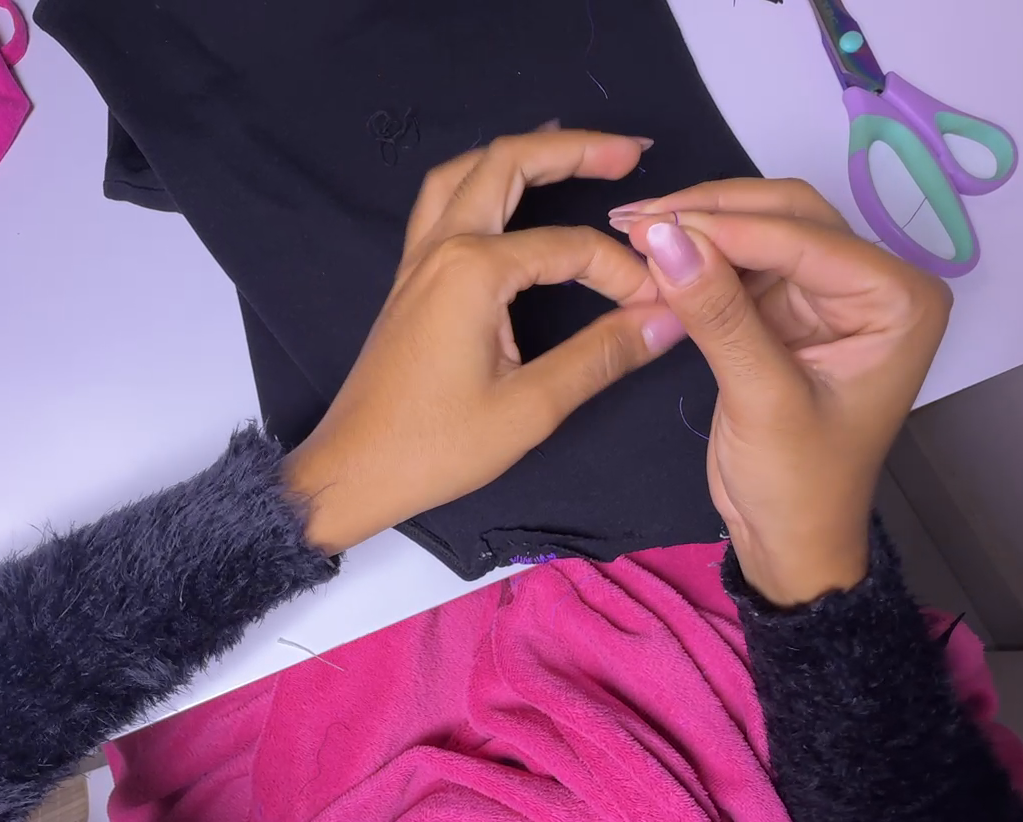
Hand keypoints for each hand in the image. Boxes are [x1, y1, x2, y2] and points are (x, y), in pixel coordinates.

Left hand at [282, 129, 687, 553]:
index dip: (621, 271)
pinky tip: (504, 208)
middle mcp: (440, 250)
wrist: (353, 471)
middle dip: (573, 148)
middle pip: (506, 163)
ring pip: (464, 176)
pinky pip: (441, 209)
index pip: (569, 247)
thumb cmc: (434, 448)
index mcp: (473, 271)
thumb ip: (600, 357)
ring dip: (517, 157)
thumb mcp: (528, 408)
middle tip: (629, 153)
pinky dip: (479, 187)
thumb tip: (669, 318)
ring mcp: (415, 265)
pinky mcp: (406, 287)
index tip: (655, 304)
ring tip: (566, 153)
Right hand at [608, 179, 951, 605]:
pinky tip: (653, 263)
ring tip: (632, 234)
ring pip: (756, 239)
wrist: (786, 539)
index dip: (726, 228)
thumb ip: (718, 316)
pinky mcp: (780, 319)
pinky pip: (735, 276)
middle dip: (710, 215)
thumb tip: (665, 239)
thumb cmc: (796, 484)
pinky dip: (695, 268)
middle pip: (785, 219)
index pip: (805, 239)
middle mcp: (867, 286)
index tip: (650, 226)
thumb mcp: (761, 399)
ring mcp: (821, 300)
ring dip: (698, 234)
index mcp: (896, 300)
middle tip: (634, 220)